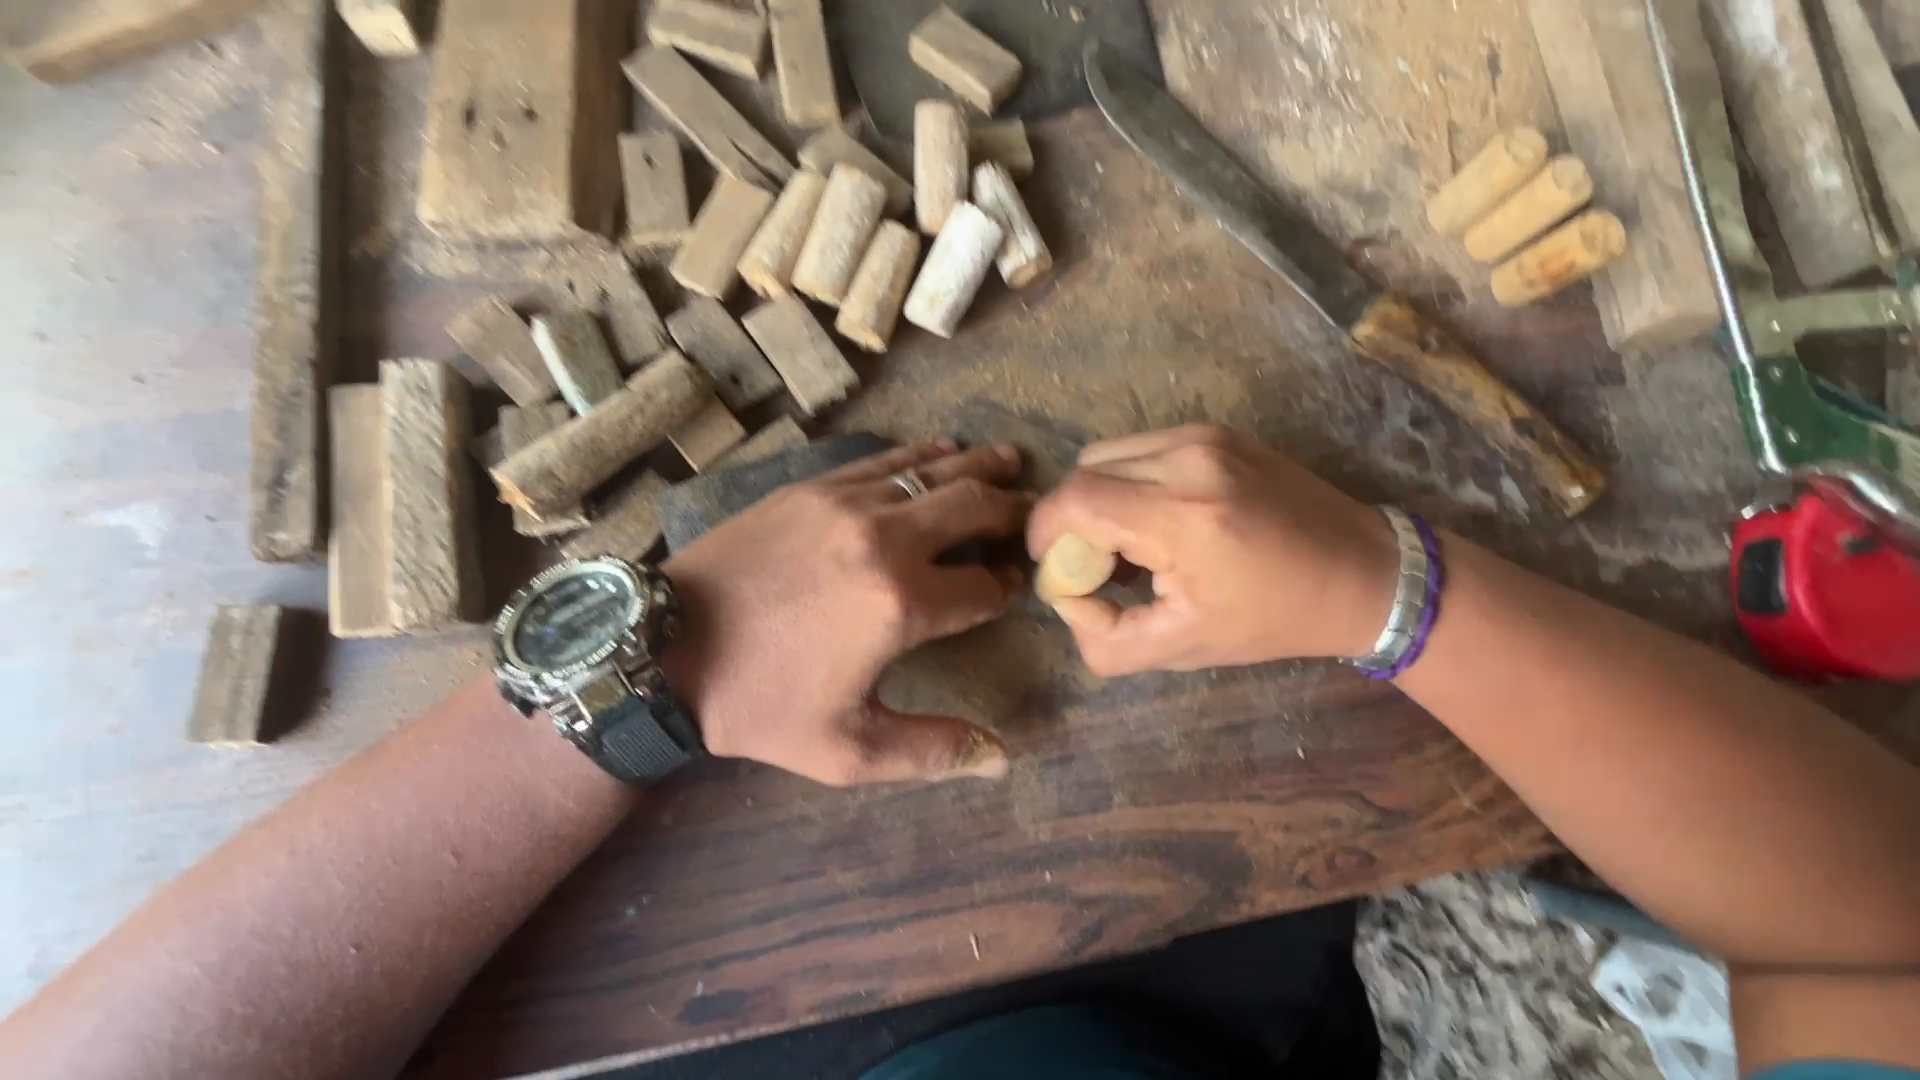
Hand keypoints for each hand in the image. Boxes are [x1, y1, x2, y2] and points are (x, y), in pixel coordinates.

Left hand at [663, 441, 1029, 786]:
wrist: (662, 648)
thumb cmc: (758, 706)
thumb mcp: (847, 750)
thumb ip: (933, 751)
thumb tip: (1002, 756)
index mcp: (903, 605)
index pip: (985, 587)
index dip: (1010, 589)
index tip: (1017, 588)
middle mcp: (886, 540)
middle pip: (975, 508)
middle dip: (1015, 514)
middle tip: (1035, 517)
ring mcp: (847, 503)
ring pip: (936, 471)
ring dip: (982, 469)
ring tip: (1014, 464)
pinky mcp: (814, 486)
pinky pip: (885, 460)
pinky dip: (924, 455)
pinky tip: (944, 451)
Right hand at [1027, 426, 1398, 675]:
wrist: (1363, 574)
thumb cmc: (1274, 619)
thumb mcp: (1181, 649)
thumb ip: (1103, 637)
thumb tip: (1068, 599)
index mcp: (1182, 518)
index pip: (1074, 500)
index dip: (1045, 531)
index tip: (1053, 565)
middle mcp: (1189, 461)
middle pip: (1084, 472)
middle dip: (1071, 520)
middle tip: (1095, 564)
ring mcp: (1205, 437)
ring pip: (1107, 454)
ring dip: (1098, 497)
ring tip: (1129, 541)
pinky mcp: (1217, 431)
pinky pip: (1141, 447)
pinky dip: (1128, 480)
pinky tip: (1157, 518)